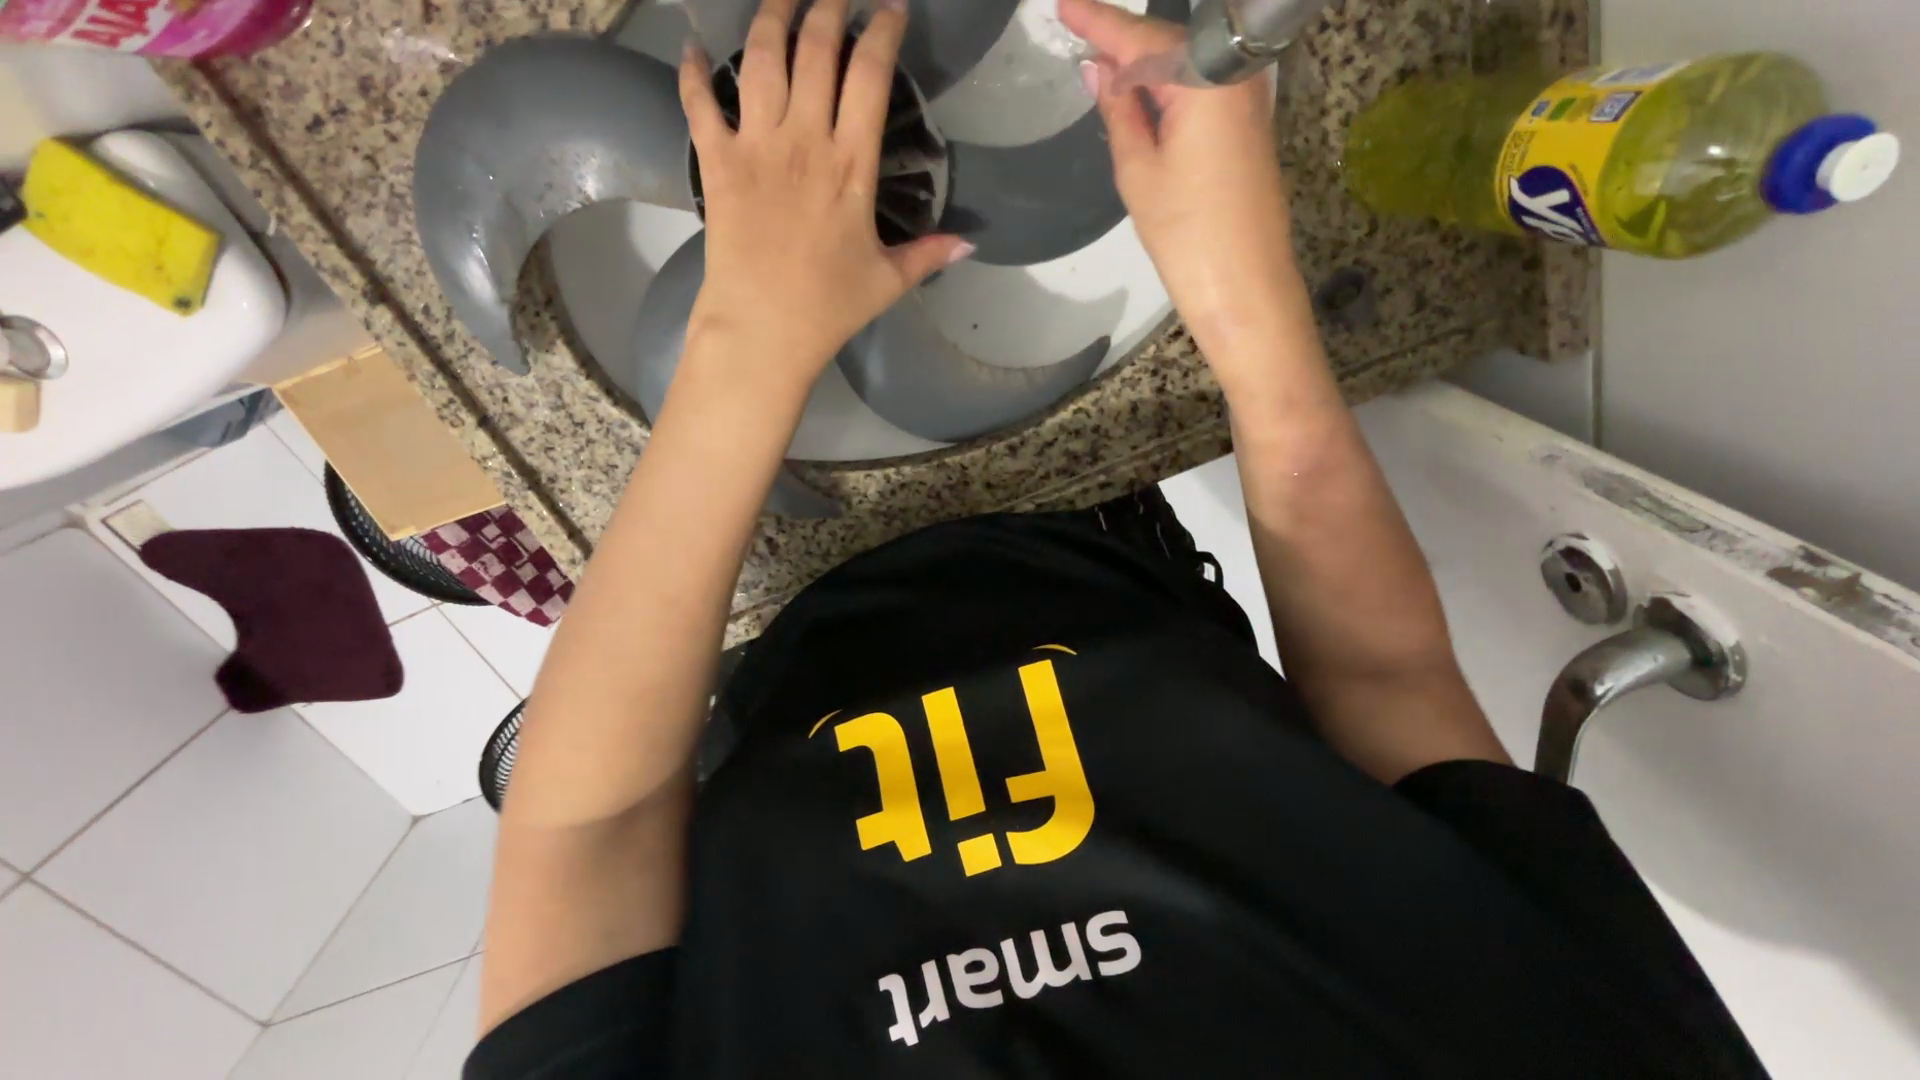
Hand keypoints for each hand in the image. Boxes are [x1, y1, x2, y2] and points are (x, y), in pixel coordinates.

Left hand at [678, 0, 972, 397]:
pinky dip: (692, 72)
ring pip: (761, 58)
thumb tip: (968, 244)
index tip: (891, 9)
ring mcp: (757, 147)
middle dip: (828, 7)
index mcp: (852, 164)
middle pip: (815, 49)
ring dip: (771, 17)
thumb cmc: (829, 307)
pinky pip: (699, 103)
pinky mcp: (718, 163)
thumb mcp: (888, 281)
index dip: (883, 31)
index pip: (870, 74)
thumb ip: (928, 254)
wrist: (763, 329)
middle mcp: (804, 140)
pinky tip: (691, 47)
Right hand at [1060, 0, 1303, 379]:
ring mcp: (1247, 98)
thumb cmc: (1187, 235)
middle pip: (1169, 42)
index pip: (1141, 37)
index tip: (1062, 5)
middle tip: (1076, 30)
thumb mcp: (1139, 171)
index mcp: (1206, 78)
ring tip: (1098, 62)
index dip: (1098, 21)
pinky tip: (1138, 93)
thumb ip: (1119, 111)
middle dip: (1123, 39)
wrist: (1245, 287)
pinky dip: (1168, 85)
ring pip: (1186, 63)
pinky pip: (1202, 86)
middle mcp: (1234, 75)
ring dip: (1144, 62)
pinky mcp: (1248, 124)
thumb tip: (1098, 70)